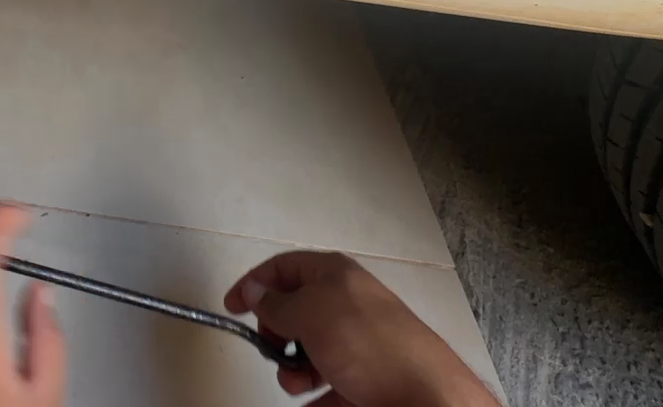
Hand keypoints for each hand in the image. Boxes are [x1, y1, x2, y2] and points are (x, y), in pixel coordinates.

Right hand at [225, 250, 499, 406]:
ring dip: (296, 370)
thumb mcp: (308, 313)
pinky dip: (320, 396)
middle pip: (297, 310)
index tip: (232, 308)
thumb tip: (253, 291)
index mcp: (333, 273)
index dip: (253, 284)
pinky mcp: (374, 379)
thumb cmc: (364, 344)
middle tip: (271, 353)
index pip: (282, 267)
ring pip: (314, 351)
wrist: (430, 399)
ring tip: (295, 387)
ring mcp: (363, 342)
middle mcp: (348, 302)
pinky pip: (336, 383)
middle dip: (277, 334)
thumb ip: (274, 302)